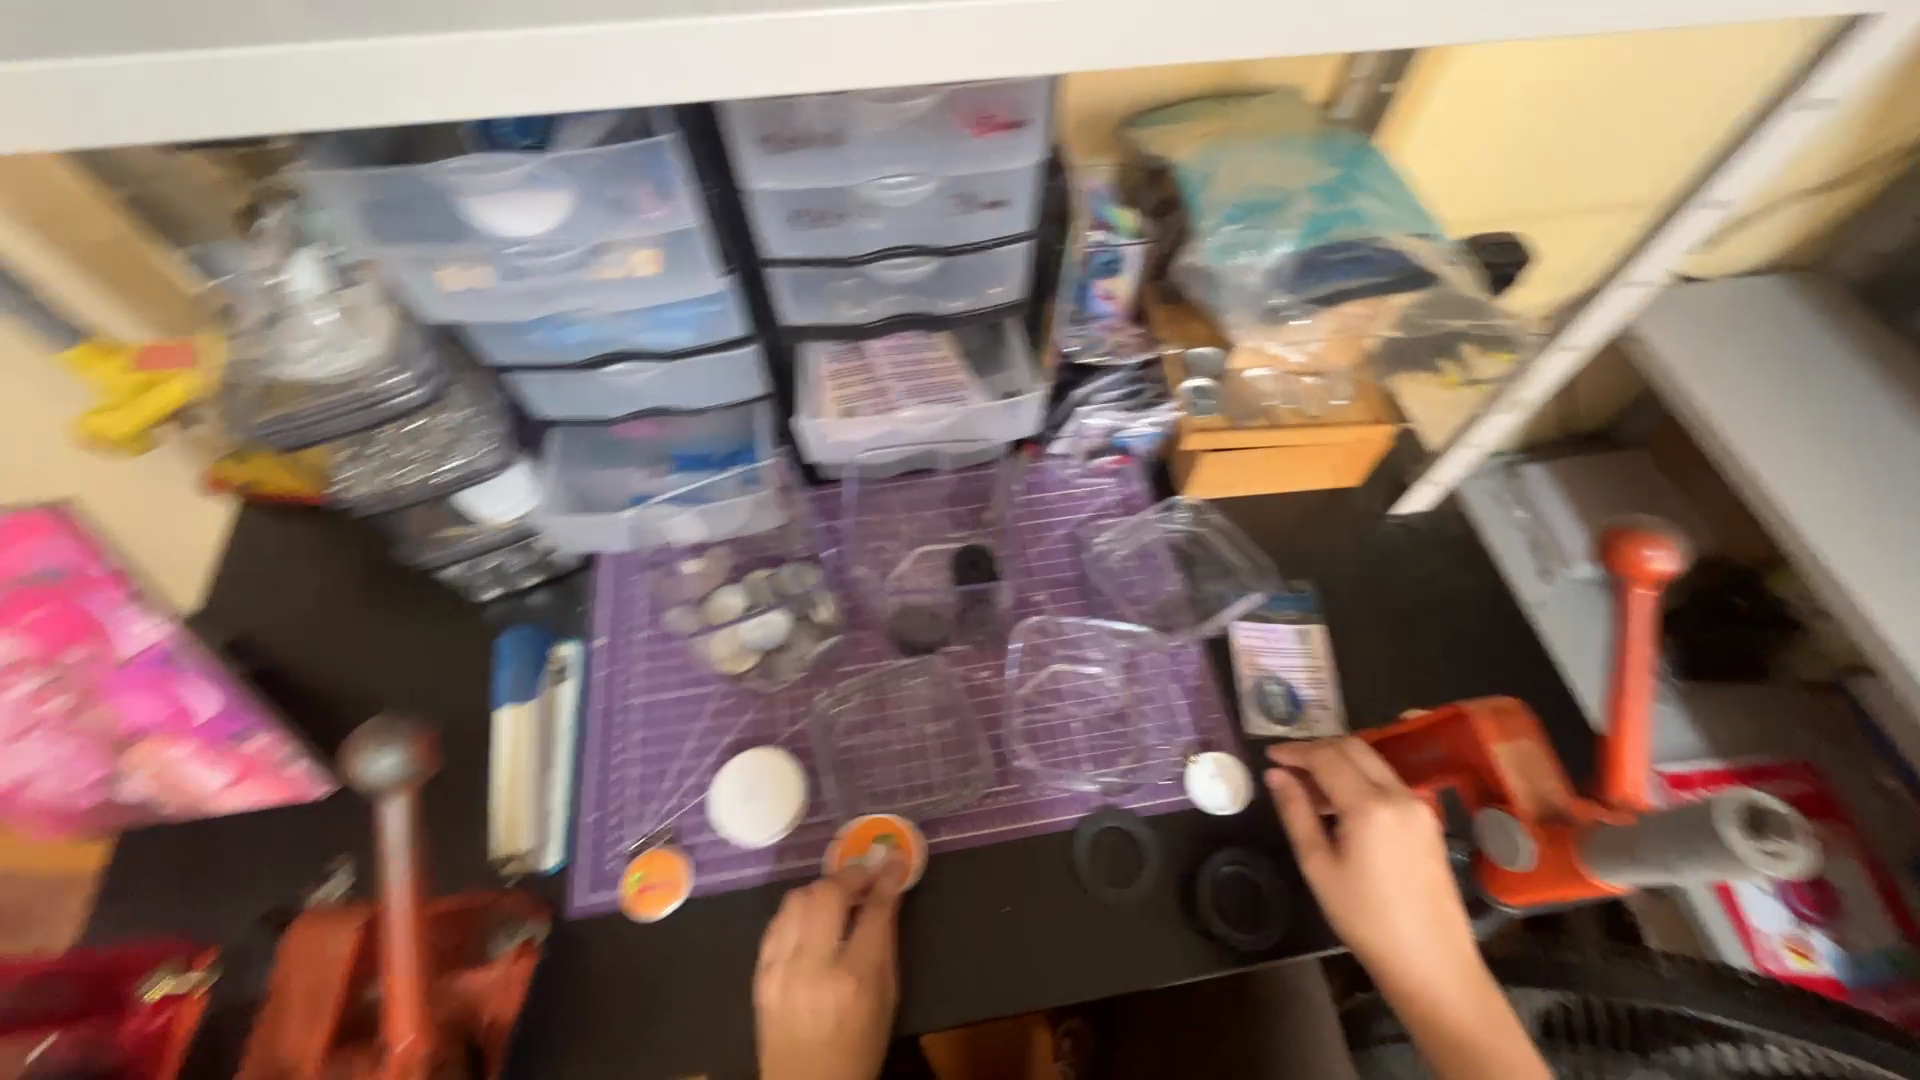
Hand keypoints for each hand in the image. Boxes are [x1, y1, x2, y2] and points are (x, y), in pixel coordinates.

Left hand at [755, 857, 907, 1079]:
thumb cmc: (859, 1047)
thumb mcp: (887, 997)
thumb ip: (886, 941)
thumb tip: (889, 894)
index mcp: (854, 979)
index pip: (874, 911)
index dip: (886, 878)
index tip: (893, 859)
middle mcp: (813, 968)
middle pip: (828, 894)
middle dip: (850, 875)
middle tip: (866, 875)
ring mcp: (780, 970)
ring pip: (797, 899)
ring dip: (822, 889)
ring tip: (839, 896)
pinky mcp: (760, 974)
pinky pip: (777, 922)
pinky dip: (797, 911)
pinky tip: (812, 919)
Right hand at [1264, 738, 1482, 994]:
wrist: (1432, 962)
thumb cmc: (1365, 918)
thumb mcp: (1318, 865)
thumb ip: (1295, 812)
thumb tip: (1276, 775)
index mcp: (1370, 806)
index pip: (1326, 757)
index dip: (1294, 751)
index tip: (1269, 756)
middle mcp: (1399, 795)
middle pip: (1353, 748)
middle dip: (1317, 748)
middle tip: (1287, 765)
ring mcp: (1419, 806)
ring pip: (1372, 762)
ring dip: (1338, 762)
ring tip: (1308, 787)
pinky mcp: (1428, 821)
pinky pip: (1387, 782)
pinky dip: (1359, 779)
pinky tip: (1339, 805)